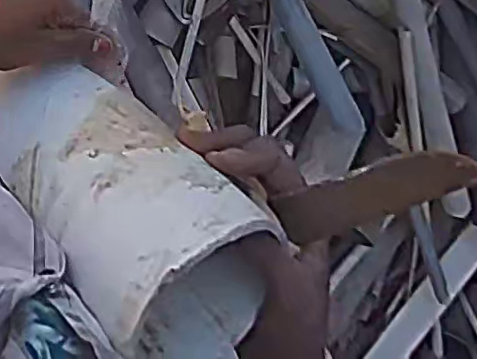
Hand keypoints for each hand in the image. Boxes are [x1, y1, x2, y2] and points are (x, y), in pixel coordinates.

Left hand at [0, 0, 112, 71]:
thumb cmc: (6, 42)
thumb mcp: (47, 48)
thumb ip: (79, 45)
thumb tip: (106, 44)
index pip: (85, 20)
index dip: (89, 42)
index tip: (93, 59)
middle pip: (70, 15)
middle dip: (72, 36)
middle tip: (65, 59)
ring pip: (54, 14)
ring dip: (56, 32)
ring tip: (47, 53)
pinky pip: (39, 11)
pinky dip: (41, 26)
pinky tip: (32, 41)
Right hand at [178, 125, 328, 358]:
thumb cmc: (292, 334)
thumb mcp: (290, 290)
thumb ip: (270, 250)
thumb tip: (237, 213)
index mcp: (299, 210)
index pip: (276, 161)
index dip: (249, 153)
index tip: (220, 160)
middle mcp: (273, 203)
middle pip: (250, 151)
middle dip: (221, 141)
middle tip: (192, 143)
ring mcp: (246, 212)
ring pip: (228, 164)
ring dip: (205, 150)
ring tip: (182, 146)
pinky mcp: (220, 226)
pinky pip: (207, 189)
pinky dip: (192, 173)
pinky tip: (177, 166)